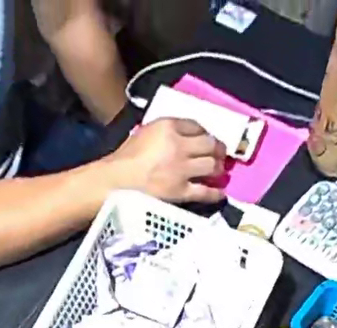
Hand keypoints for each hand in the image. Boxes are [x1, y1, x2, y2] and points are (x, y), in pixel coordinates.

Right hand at [105, 118, 225, 203]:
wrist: (115, 182)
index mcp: (168, 126)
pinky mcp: (181, 191)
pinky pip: (204, 192)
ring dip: (218, 168)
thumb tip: (180, 138)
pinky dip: (215, 193)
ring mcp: (182, 170)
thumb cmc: (125, 158)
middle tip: (221, 154)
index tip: (207, 138)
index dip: (205, 132)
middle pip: (209, 143)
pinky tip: (220, 193)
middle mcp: (179, 146)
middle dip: (218, 148)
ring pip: (211, 165)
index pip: (196, 125)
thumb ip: (164, 133)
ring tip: (219, 171)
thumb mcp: (145, 132)